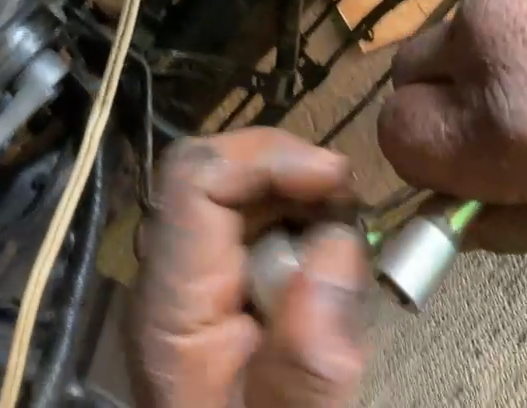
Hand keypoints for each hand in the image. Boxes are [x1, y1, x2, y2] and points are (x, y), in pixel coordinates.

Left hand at [130, 129, 367, 407]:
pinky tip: (329, 272)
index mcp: (172, 307)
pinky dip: (307, 229)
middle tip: (354, 216)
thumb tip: (335, 250)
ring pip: (248, 191)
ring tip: (347, 251)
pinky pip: (264, 225)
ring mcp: (199, 279)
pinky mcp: (224, 287)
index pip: (196, 180)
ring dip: (307, 203)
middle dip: (296, 177)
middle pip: (222, 172)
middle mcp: (176, 276)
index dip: (266, 159)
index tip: (338, 185)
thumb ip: (307, 365)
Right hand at [377, 0, 526, 252]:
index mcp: (500, 125)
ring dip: (494, 38)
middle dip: (448, 94)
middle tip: (517, 98)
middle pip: (410, 70)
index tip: (466, 152)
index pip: (394, 136)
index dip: (429, 152)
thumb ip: (518, 224)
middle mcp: (484, 37)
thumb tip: (453, 213)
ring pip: (459, 16)